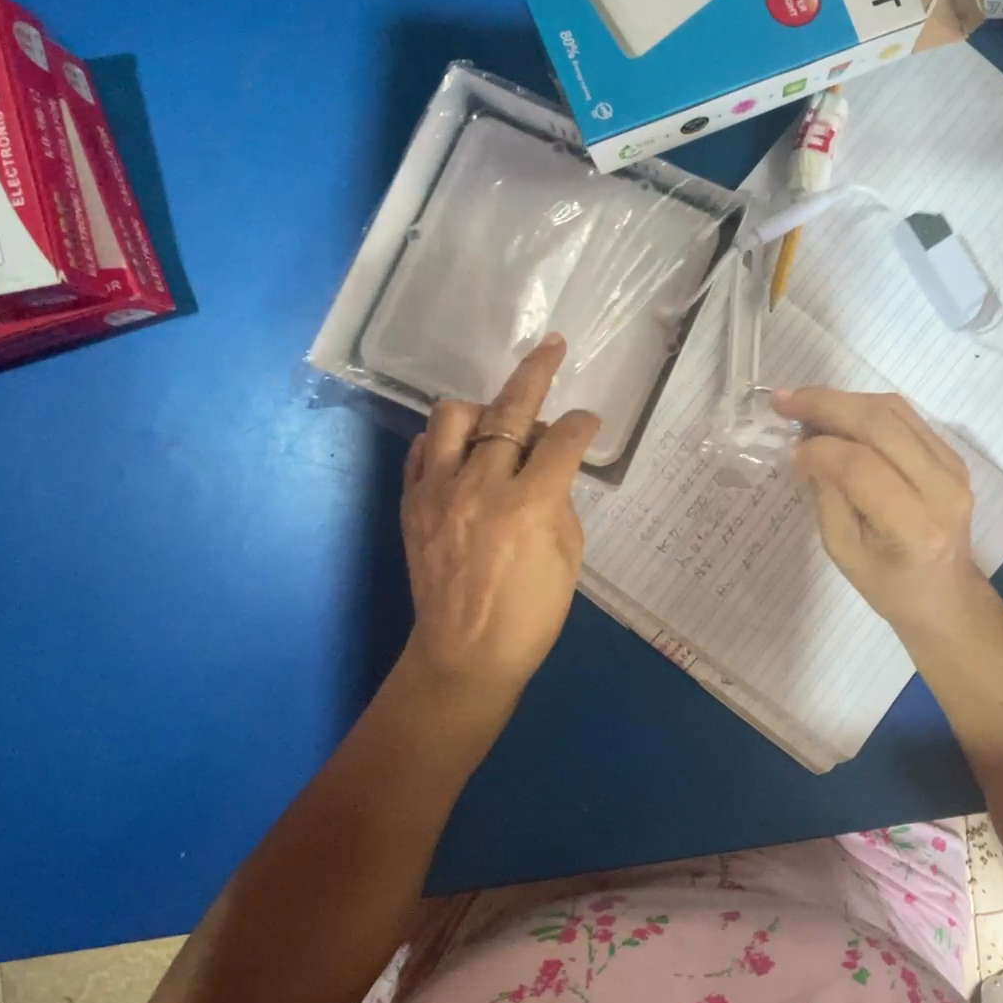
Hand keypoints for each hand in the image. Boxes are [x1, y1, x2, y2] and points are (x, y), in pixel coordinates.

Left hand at [400, 336, 599, 694]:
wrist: (465, 655)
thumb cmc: (532, 613)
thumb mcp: (568, 555)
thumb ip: (560, 499)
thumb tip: (549, 466)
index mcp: (529, 505)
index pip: (562, 441)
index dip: (583, 425)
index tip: (590, 422)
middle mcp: (481, 487)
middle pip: (511, 410)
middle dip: (538, 373)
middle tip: (552, 347)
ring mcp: (439, 491)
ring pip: (454, 416)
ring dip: (483, 408)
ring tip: (500, 420)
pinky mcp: (412, 503)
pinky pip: (423, 450)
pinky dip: (446, 441)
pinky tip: (465, 452)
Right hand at [774, 388, 986, 634]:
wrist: (945, 595)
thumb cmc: (889, 585)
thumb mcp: (843, 551)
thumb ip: (826, 495)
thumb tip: (806, 444)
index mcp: (916, 528)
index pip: (861, 467)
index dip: (819, 450)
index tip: (790, 450)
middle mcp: (943, 489)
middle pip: (881, 424)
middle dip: (826, 405)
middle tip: (785, 402)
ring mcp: (954, 468)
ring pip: (894, 410)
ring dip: (844, 401)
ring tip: (806, 406)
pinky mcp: (953, 455)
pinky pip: (906, 417)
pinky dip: (865, 409)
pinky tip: (837, 416)